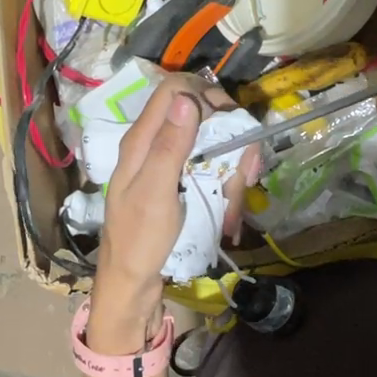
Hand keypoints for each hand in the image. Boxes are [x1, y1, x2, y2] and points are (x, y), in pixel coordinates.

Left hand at [93, 76, 245, 337]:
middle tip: (245, 172)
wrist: (131, 286)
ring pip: (211, 149)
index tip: (230, 121)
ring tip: (234, 209)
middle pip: (200, 118)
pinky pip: (209, 176)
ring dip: (231, 174)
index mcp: (141, 141)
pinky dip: (225, 193)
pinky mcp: (179, 189)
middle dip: (229, 141)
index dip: (206, 96)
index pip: (174, 90)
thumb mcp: (155, 192)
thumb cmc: (139, 240)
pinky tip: (229, 218)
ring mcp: (168, 169)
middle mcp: (153, 147)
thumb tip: (186, 96)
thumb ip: (169, 145)